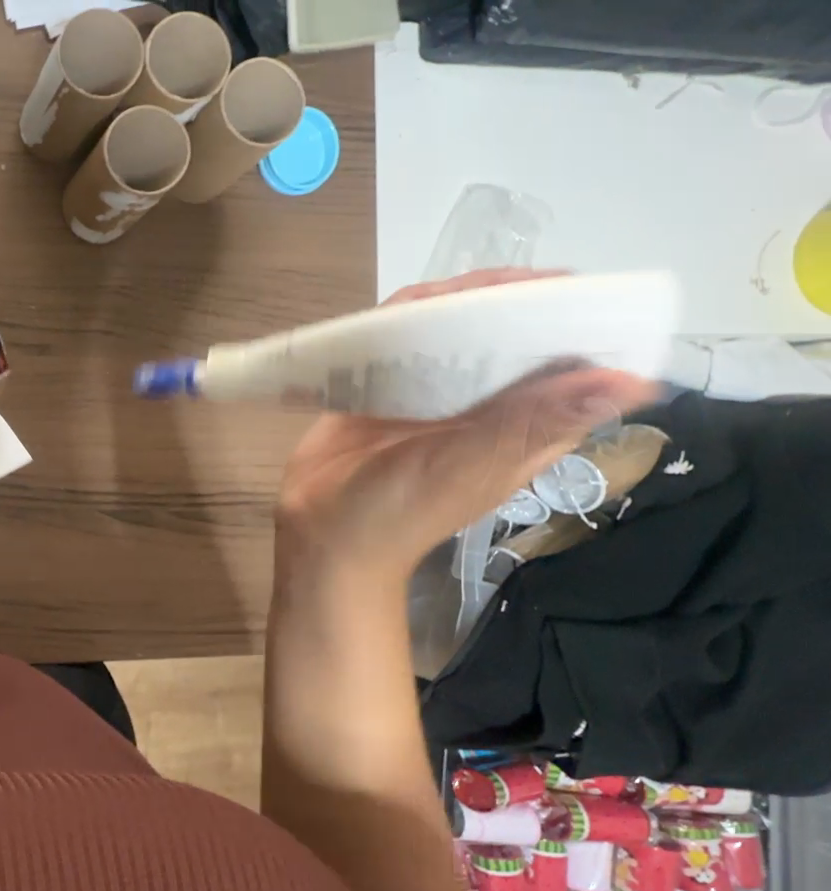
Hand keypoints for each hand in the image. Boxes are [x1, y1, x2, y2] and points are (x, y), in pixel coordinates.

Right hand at [275, 269, 661, 578]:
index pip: (573, 357)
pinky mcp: (380, 392)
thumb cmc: (400, 513)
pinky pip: (397, 344)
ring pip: (455, 332)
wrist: (320, 537)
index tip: (558, 288)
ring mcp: (430, 396)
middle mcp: (485, 403)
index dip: (577, 317)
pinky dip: (396, 324)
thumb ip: (533, 422)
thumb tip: (635, 381)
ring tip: (427, 298)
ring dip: (446, 306)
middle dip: (503, 300)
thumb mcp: (472, 468)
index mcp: (527, 422)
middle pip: (513, 333)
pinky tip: (389, 316)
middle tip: (474, 289)